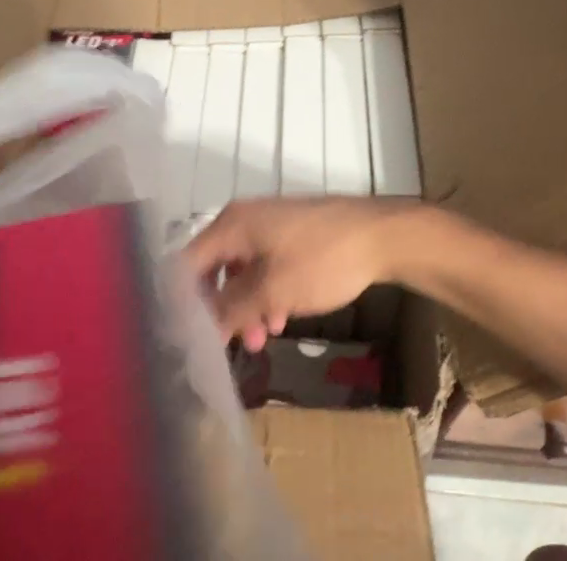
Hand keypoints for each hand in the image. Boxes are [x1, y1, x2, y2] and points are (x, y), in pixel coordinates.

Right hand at [181, 197, 419, 350]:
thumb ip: (230, 310)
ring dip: (246, 307)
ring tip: (262, 338)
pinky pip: (263, 268)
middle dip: (220, 310)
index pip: (187, 264)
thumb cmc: (322, 261)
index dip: (184, 302)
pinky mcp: (289, 237)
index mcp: (231, 225)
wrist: (382, 237)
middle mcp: (243, 221)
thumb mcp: (273, 291)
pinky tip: (280, 318)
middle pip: (213, 269)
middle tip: (234, 344)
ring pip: (241, 273)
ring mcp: (268, 227)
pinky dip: (266, 294)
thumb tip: (196, 328)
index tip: (188, 338)